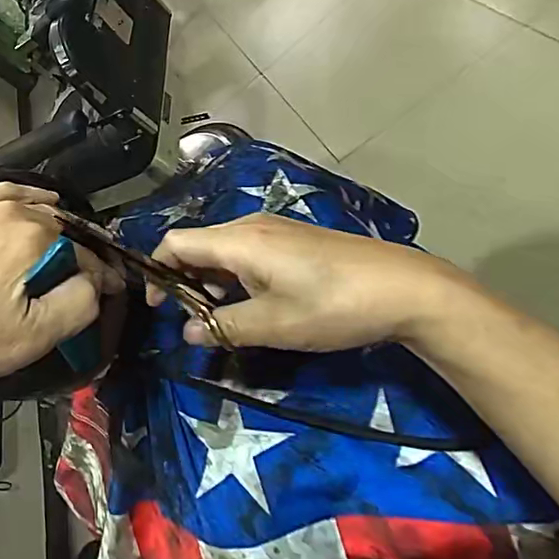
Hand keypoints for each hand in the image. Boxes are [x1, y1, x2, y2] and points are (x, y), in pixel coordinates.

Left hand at [0, 183, 119, 422]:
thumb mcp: (30, 336)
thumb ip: (80, 303)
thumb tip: (97, 283)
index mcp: (34, 236)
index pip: (88, 253)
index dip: (104, 277)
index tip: (109, 293)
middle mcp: (9, 212)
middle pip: (65, 227)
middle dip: (81, 253)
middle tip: (85, 282)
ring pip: (36, 209)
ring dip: (57, 228)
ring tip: (63, 253)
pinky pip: (2, 196)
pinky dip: (25, 200)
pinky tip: (32, 206)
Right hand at [148, 213, 482, 352]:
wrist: (402, 287)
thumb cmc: (332, 305)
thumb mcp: (274, 325)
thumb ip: (224, 327)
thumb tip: (187, 333)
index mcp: (238, 240)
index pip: (175, 243)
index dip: (156, 272)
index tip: (157, 308)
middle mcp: (250, 226)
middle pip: (198, 245)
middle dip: (186, 282)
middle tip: (196, 323)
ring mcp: (275, 229)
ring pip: (223, 250)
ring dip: (213, 282)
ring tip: (227, 319)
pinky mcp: (293, 239)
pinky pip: (248, 251)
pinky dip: (237, 276)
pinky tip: (258, 304)